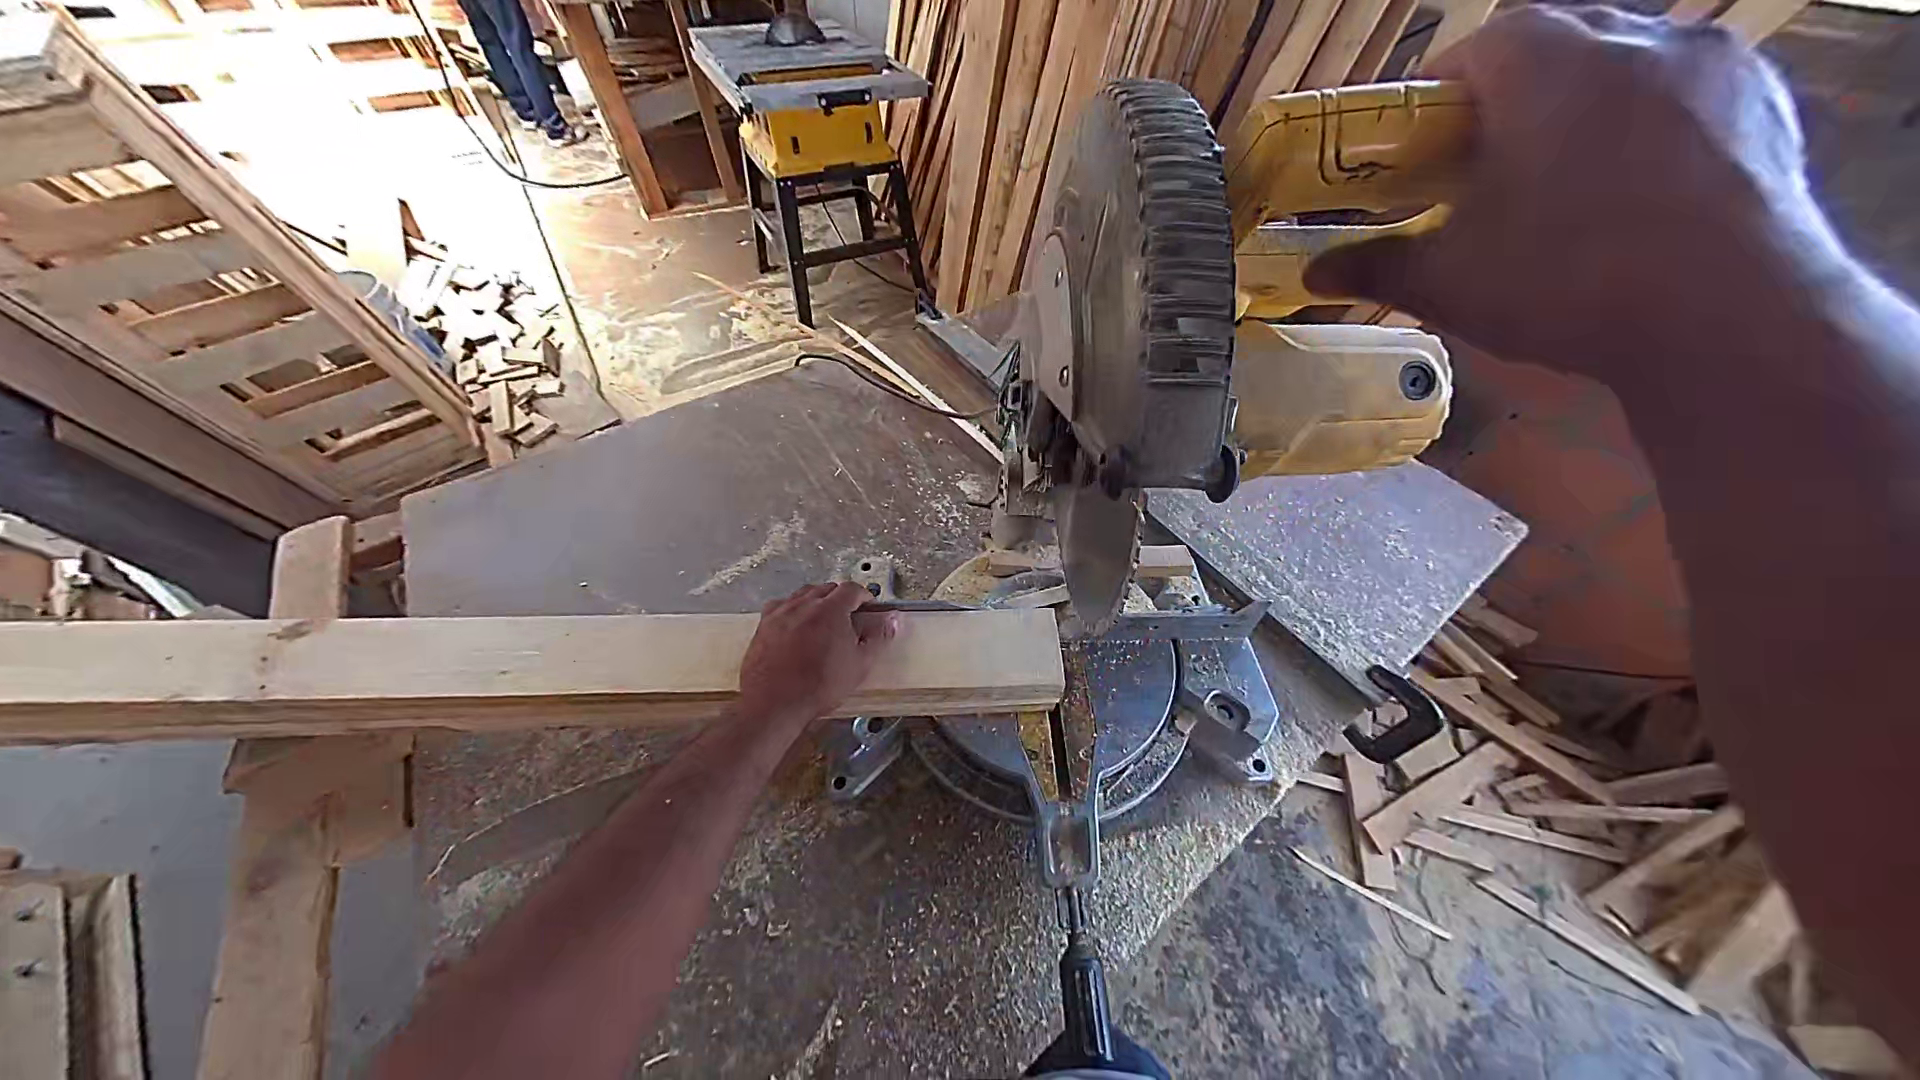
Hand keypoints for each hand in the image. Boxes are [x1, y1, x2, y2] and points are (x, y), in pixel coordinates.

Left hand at [737, 582, 899, 724]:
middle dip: (840, 597)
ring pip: (803, 594)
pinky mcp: (764, 624)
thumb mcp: (860, 664)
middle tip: (848, 614)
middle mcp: (804, 604)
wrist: (775, 702)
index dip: (863, 596)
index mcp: (831, 609)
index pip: (851, 589)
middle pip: (827, 588)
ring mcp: (781, 612)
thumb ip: (878, 638)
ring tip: (823, 619)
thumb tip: (892, 622)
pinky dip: (792, 609)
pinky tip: (795, 624)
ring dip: (816, 600)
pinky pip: (782, 606)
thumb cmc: (818, 685)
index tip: (867, 606)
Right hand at [1306, 6, 1844, 379]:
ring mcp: (1713, 65)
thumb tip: (1312, 275)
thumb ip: (1373, 266)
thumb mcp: (1443, 281)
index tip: (1415, 143)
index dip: (1436, 92)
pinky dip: (1638, 120)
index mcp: (1549, 68)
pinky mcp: (1762, 102)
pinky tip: (1619, 187)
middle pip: (1554, 38)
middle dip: (1505, 91)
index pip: (1479, 45)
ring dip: (1573, 101)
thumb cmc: (1559, 281)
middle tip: (1473, 160)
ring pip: (1622, 58)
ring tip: (1546, 173)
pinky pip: (1680, 89)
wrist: (1722, 312)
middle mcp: (1638, 40)